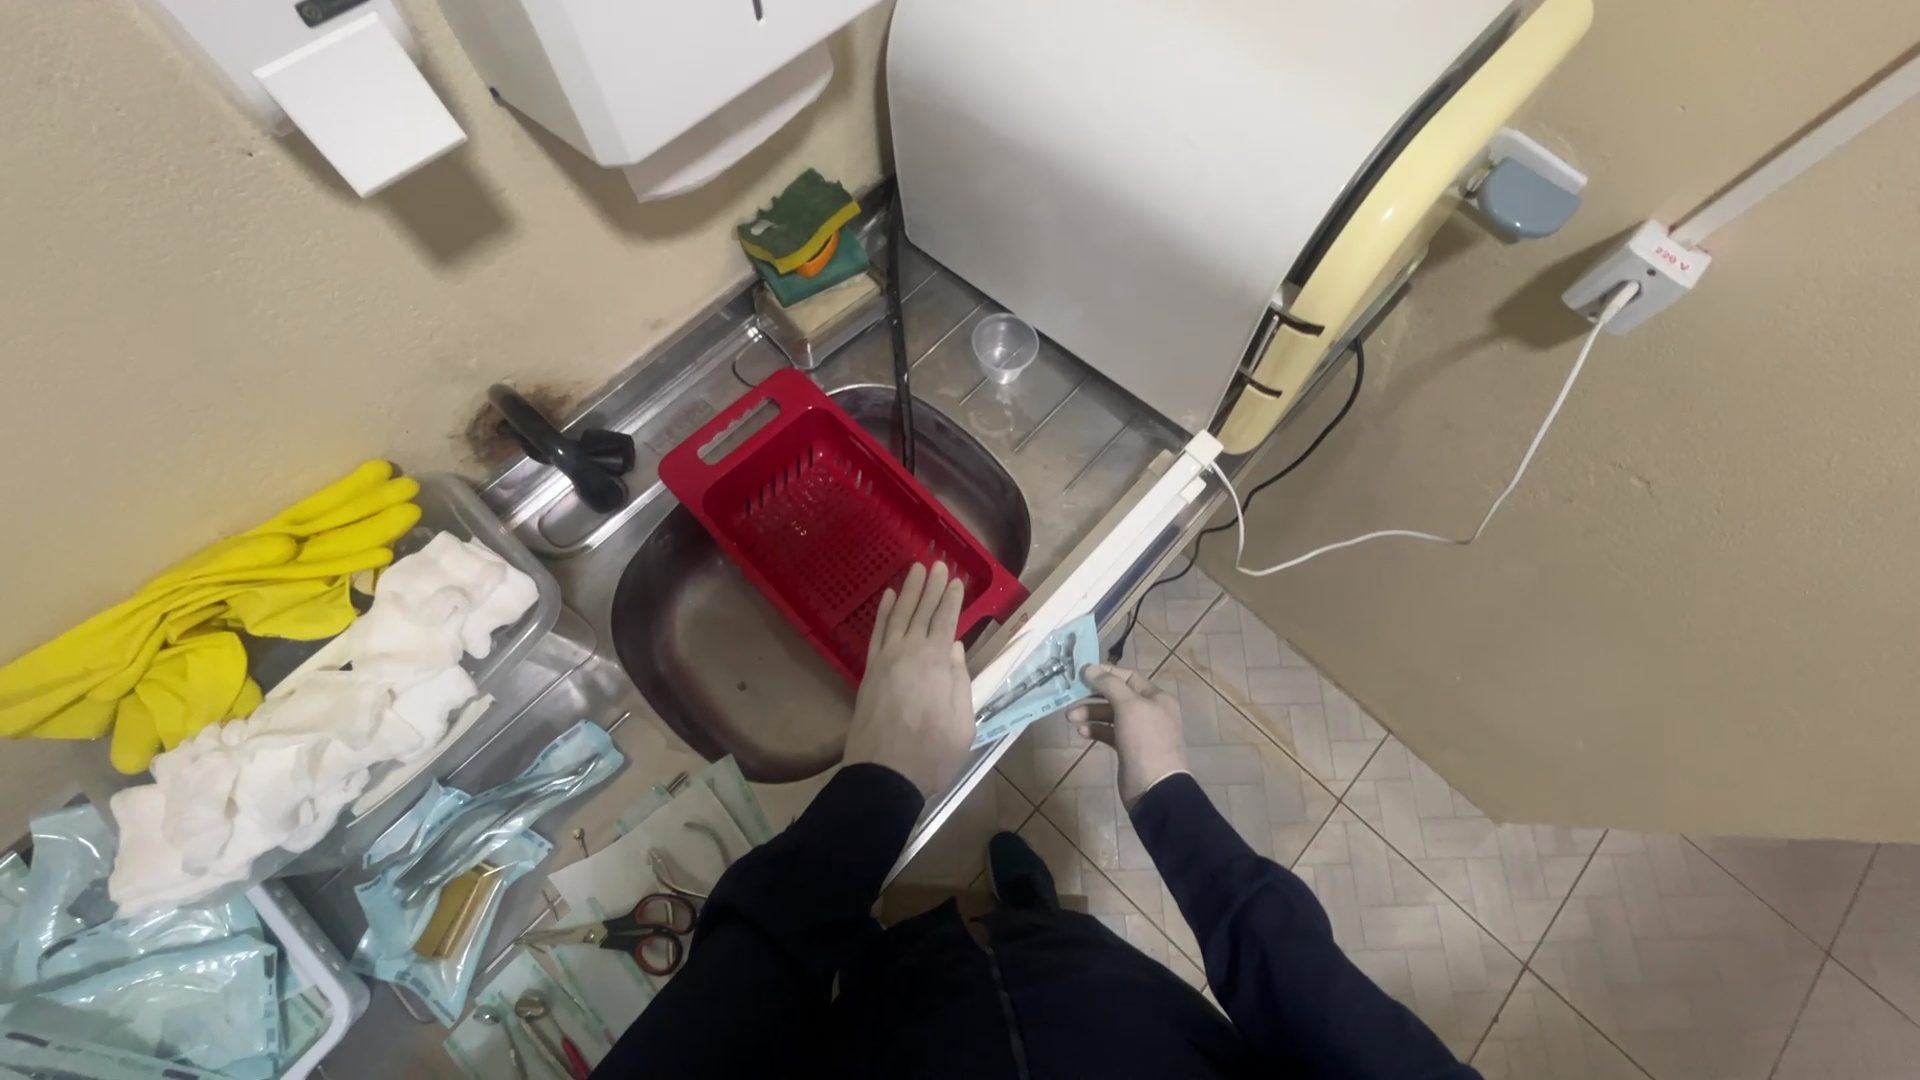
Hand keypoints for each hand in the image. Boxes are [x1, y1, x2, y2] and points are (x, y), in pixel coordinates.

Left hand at [843, 562, 974, 797]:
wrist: (883, 776)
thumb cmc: (931, 754)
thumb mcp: (962, 723)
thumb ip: (960, 682)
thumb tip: (955, 649)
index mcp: (935, 664)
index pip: (946, 621)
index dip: (952, 599)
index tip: (958, 580)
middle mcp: (909, 653)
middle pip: (922, 612)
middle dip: (932, 587)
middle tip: (939, 564)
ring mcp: (886, 660)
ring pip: (898, 616)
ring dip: (908, 591)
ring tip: (916, 569)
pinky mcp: (870, 672)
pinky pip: (877, 633)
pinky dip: (883, 613)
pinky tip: (887, 597)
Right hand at [1068, 664, 1189, 808]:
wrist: (1155, 787)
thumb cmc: (1145, 740)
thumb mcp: (1128, 706)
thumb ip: (1109, 684)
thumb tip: (1090, 668)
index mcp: (1156, 698)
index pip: (1129, 677)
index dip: (1106, 673)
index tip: (1083, 673)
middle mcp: (1149, 711)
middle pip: (1117, 696)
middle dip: (1093, 696)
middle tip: (1071, 696)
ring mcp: (1138, 732)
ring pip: (1110, 715)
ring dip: (1090, 714)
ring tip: (1070, 718)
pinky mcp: (1128, 749)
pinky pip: (1109, 733)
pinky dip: (1095, 730)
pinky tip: (1081, 732)